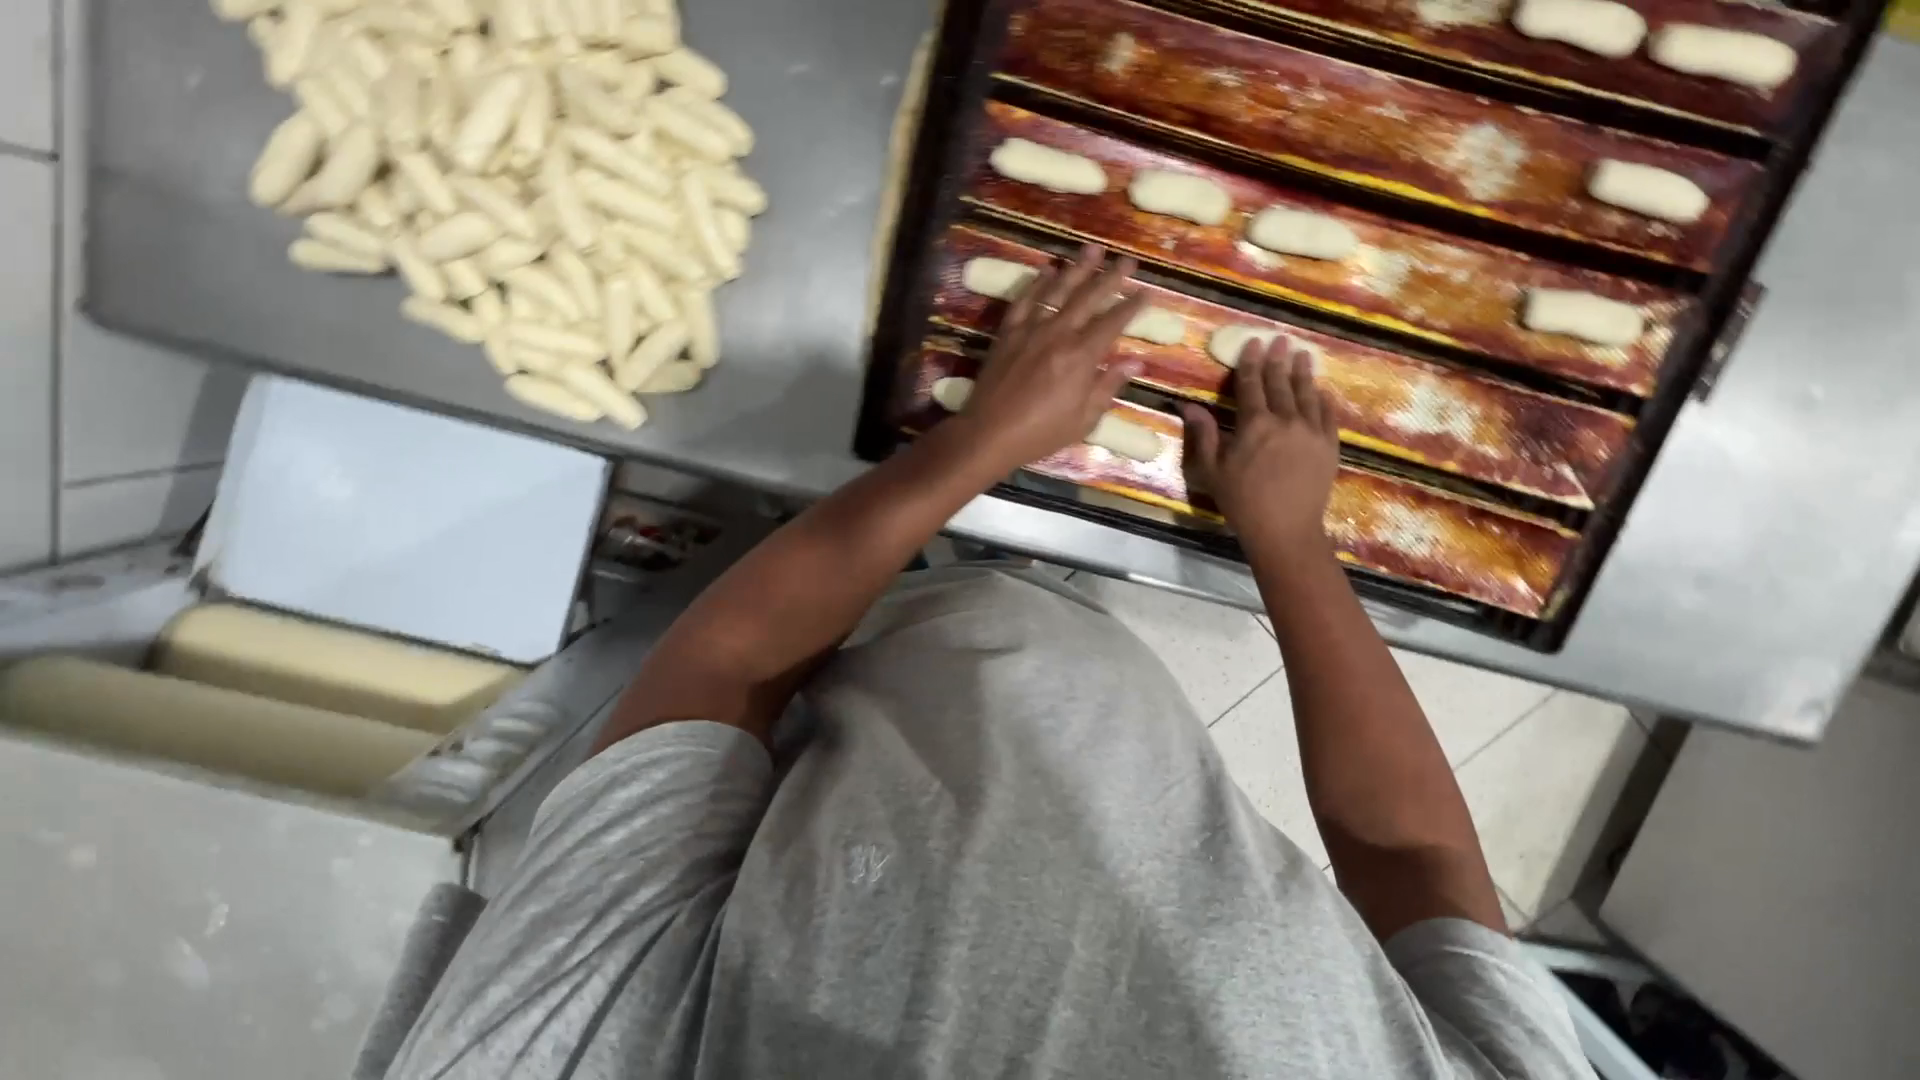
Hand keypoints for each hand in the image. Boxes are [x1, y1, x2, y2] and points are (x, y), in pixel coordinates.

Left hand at [953, 244, 1147, 470]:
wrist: (989, 433)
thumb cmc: (1041, 433)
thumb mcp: (1084, 419)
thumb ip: (1108, 386)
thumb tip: (1135, 362)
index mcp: (1081, 357)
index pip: (1113, 323)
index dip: (1131, 306)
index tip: (1146, 291)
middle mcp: (1058, 334)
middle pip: (1089, 298)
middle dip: (1110, 277)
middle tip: (1127, 258)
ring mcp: (1030, 330)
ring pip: (1057, 290)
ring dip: (1077, 268)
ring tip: (1092, 248)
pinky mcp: (1007, 333)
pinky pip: (1024, 301)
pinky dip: (1036, 283)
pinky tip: (1047, 270)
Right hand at [1181, 335, 1340, 550]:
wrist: (1285, 529)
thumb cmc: (1241, 502)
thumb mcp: (1212, 470)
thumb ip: (1203, 434)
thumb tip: (1188, 405)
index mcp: (1254, 424)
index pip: (1251, 384)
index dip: (1250, 362)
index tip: (1254, 342)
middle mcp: (1286, 420)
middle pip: (1281, 383)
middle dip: (1279, 359)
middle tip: (1281, 339)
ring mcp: (1312, 432)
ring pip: (1307, 394)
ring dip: (1304, 373)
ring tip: (1304, 355)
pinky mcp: (1330, 446)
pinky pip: (1329, 415)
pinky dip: (1325, 400)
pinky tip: (1323, 391)